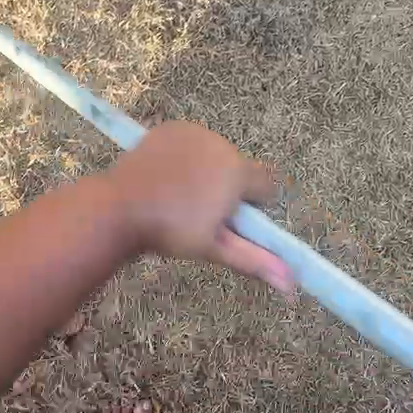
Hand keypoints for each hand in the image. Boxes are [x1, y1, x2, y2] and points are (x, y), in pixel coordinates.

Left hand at [98, 121, 294, 295]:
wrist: (120, 207)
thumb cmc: (171, 231)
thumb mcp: (214, 249)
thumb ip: (256, 261)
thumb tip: (292, 284)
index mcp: (237, 172)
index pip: (265, 184)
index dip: (253, 204)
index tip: (232, 221)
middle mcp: (220, 145)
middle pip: (238, 168)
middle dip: (227, 188)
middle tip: (201, 213)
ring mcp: (193, 133)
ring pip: (214, 154)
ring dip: (207, 171)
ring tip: (179, 196)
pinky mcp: (171, 128)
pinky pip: (190, 142)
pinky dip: (185, 156)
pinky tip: (167, 176)